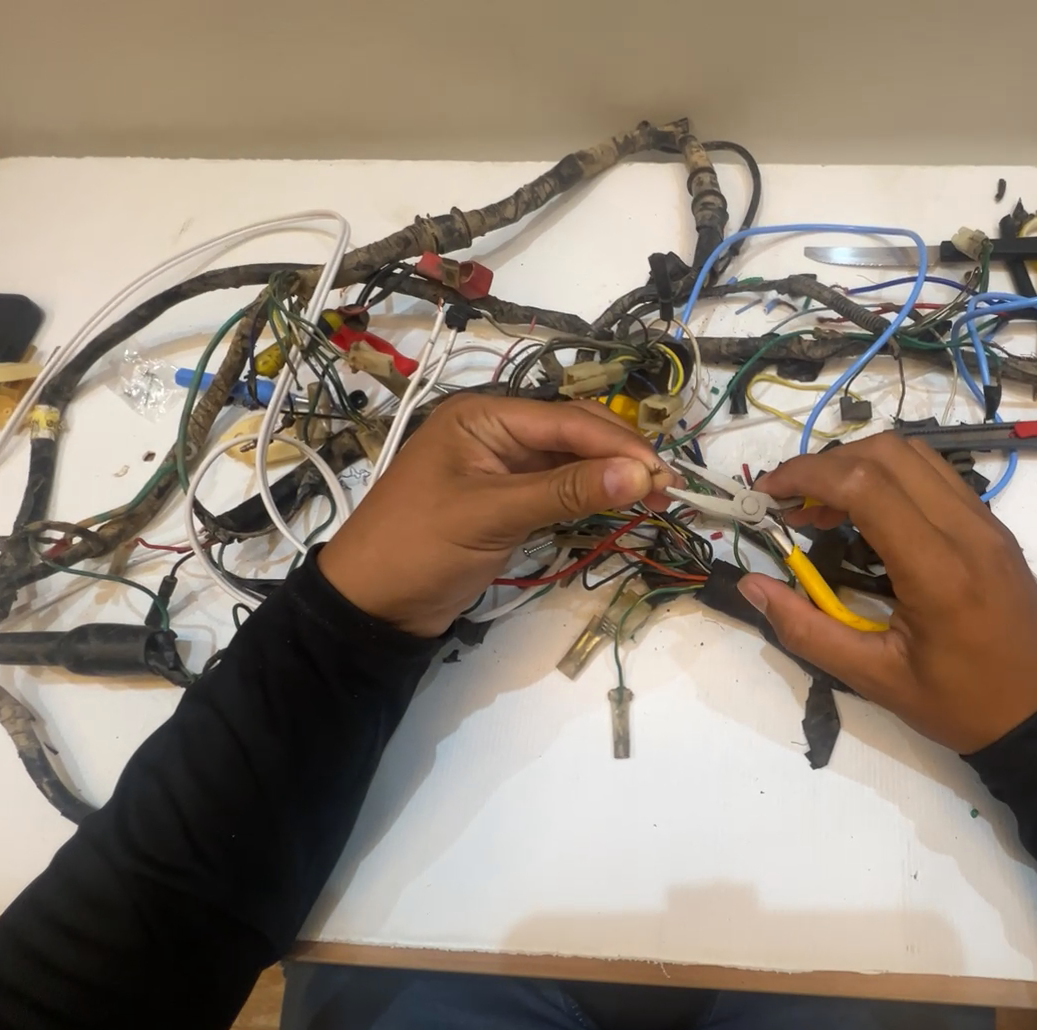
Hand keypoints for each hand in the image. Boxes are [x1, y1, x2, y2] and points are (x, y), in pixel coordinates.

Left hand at [319, 396, 675, 635]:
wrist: (371, 605)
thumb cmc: (420, 548)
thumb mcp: (492, 515)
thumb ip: (566, 492)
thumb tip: (640, 475)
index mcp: (484, 417)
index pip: (567, 420)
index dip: (619, 446)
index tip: (662, 475)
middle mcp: (497, 433)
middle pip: (574, 433)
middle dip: (620, 457)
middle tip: (665, 488)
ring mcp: (503, 467)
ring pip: (571, 461)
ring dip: (611, 477)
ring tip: (653, 498)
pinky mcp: (508, 499)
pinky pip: (559, 487)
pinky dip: (590, 496)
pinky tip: (618, 505)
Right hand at [739, 435, 1036, 753]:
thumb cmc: (959, 705)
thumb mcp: (874, 678)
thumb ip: (807, 629)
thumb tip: (752, 586)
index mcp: (938, 570)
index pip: (866, 485)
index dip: (808, 476)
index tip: (769, 492)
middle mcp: (967, 530)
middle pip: (887, 453)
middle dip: (826, 464)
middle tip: (790, 502)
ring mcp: (985, 522)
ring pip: (913, 455)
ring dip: (858, 464)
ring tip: (821, 507)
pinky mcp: (991, 525)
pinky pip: (935, 475)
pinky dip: (889, 476)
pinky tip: (865, 515)